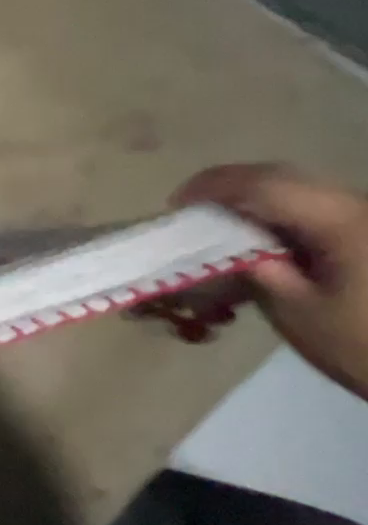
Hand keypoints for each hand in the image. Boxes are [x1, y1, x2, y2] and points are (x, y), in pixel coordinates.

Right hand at [174, 164, 367, 399]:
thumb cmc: (365, 345)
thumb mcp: (295, 311)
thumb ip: (253, 266)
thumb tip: (221, 243)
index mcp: (343, 222)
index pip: (263, 185)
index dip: (212, 187)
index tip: (176, 206)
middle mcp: (362, 209)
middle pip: (285, 179)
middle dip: (232, 187)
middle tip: (194, 208)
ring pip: (306, 191)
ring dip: (259, 200)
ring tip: (225, 224)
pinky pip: (325, 210)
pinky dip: (286, 216)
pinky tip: (269, 240)